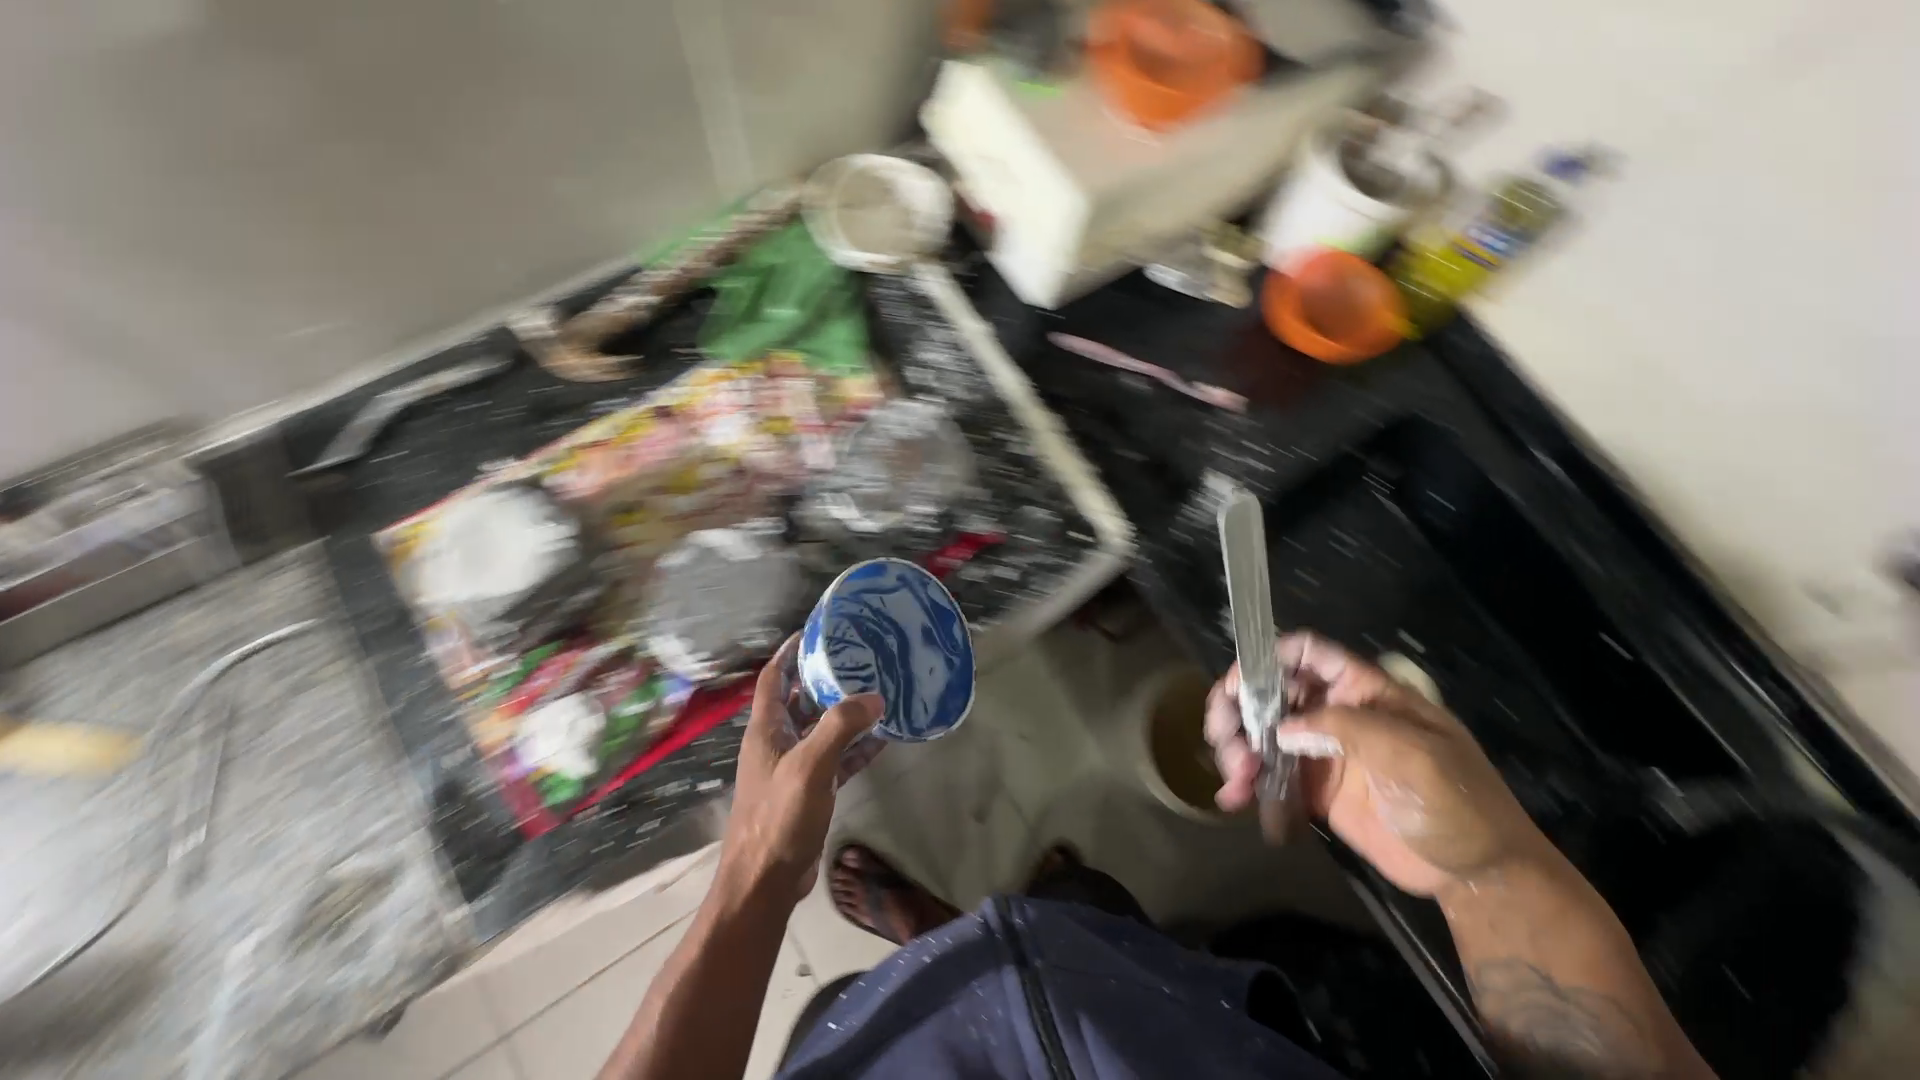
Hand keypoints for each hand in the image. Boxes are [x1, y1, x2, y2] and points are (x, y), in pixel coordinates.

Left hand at [717, 635, 883, 909]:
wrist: (765, 880)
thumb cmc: (778, 817)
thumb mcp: (810, 766)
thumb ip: (839, 727)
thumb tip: (873, 696)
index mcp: (766, 729)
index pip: (773, 678)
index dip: (790, 652)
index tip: (814, 630)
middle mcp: (777, 742)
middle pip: (800, 699)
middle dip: (826, 678)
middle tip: (860, 658)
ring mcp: (793, 768)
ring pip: (821, 730)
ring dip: (846, 713)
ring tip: (878, 691)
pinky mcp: (809, 792)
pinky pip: (836, 759)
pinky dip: (856, 748)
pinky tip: (883, 738)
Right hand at [1205, 632, 1552, 898]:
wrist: (1478, 873)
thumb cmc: (1459, 802)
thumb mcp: (1413, 755)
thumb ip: (1347, 730)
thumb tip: (1282, 729)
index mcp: (1365, 692)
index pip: (1309, 654)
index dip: (1268, 658)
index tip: (1236, 686)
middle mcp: (1337, 714)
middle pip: (1271, 693)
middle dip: (1238, 710)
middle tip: (1222, 739)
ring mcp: (1323, 753)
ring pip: (1262, 735)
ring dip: (1237, 751)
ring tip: (1235, 780)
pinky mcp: (1314, 792)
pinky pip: (1270, 779)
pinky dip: (1247, 787)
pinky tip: (1234, 801)